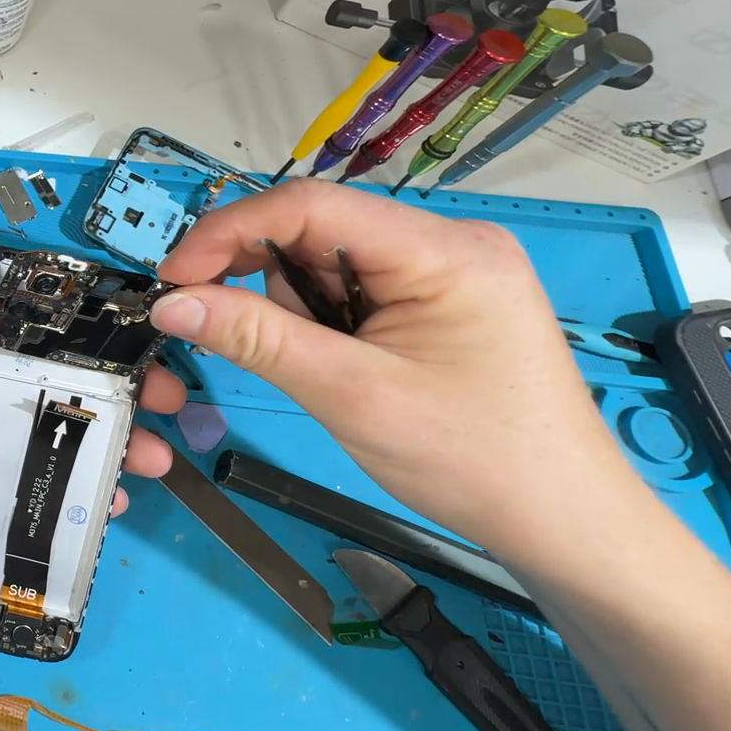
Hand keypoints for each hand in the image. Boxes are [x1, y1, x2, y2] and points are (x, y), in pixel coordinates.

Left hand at [0, 211, 184, 569]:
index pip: (32, 324)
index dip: (88, 327)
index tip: (141, 337)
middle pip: (54, 379)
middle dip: (112, 390)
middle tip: (168, 404)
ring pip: (50, 430)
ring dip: (102, 442)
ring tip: (154, 460)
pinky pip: (29, 478)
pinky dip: (68, 487)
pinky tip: (107, 502)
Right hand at [136, 180, 641, 560]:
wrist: (562, 525)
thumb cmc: (470, 460)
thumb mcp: (348, 394)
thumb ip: (254, 338)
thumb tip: (168, 304)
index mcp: (442, 250)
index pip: (307, 206)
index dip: (227, 233)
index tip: (173, 280)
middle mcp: (442, 241)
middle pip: (310, 227)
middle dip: (253, 273)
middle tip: (210, 320)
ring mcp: (439, 267)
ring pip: (317, 257)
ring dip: (287, 303)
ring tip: (314, 363)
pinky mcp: (431, 296)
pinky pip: (341, 283)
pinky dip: (311, 315)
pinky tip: (328, 356)